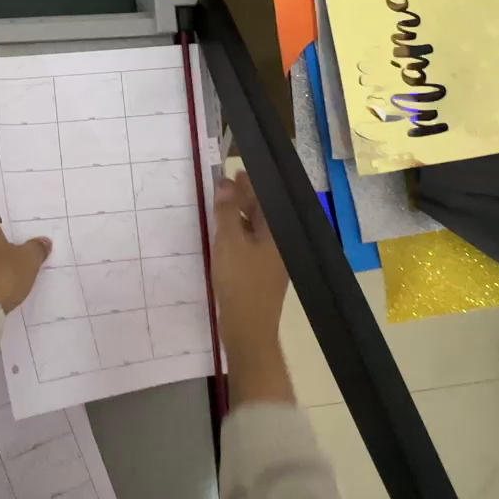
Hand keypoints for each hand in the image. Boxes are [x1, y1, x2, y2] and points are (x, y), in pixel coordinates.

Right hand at [212, 173, 294, 404]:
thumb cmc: (240, 281)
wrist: (248, 328)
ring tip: (220, 203)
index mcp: (276, 233)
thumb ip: (227, 212)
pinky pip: (250, 242)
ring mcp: (271, 259)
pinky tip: (223, 231)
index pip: (266, 199)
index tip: (236, 170)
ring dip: (239, 214)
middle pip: (263, 212)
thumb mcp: (229, 242)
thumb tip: (225, 185)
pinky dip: (238, 231)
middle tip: (224, 184)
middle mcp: (278, 243)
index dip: (251, 184)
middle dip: (244, 197)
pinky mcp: (260, 272)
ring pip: (255, 227)